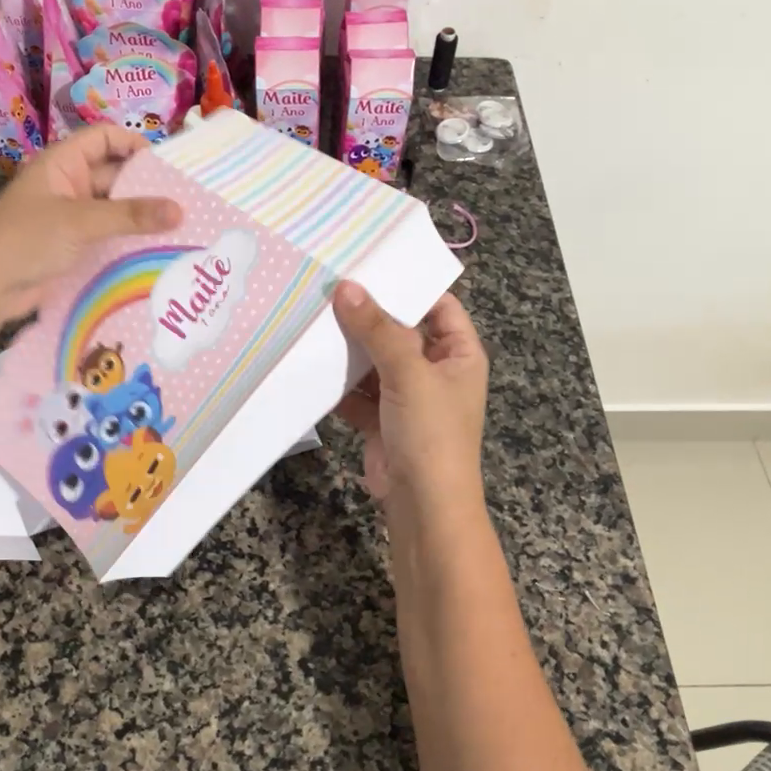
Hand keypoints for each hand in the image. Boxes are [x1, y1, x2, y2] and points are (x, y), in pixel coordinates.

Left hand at [0, 125, 181, 322]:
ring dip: (140, 219)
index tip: (169, 166)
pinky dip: (129, 242)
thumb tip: (180, 210)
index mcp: (63, 163)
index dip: (135, 144)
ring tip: (180, 230)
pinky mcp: (74, 248)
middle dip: (146, 187)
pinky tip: (156, 253)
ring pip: (114, 211)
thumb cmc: (26, 240)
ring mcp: (71, 218)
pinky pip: (108, 238)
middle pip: (115, 176)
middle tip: (186, 203)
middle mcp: (69, 185)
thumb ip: (130, 216)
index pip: (105, 138)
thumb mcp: (81, 222)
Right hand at [331, 282, 488, 506]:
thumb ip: (378, 329)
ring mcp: (407, 398)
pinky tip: (311, 365)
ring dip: (348, 351)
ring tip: (312, 321)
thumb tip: (346, 287)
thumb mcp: (408, 372)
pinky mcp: (381, 421)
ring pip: (374, 363)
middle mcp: (435, 371)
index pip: (438, 306)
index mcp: (460, 354)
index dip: (408, 286)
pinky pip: (357, 394)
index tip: (368, 265)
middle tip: (327, 288)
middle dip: (367, 317)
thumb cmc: (432, 433)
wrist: (424, 505)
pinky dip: (338, 385)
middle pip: (400, 332)